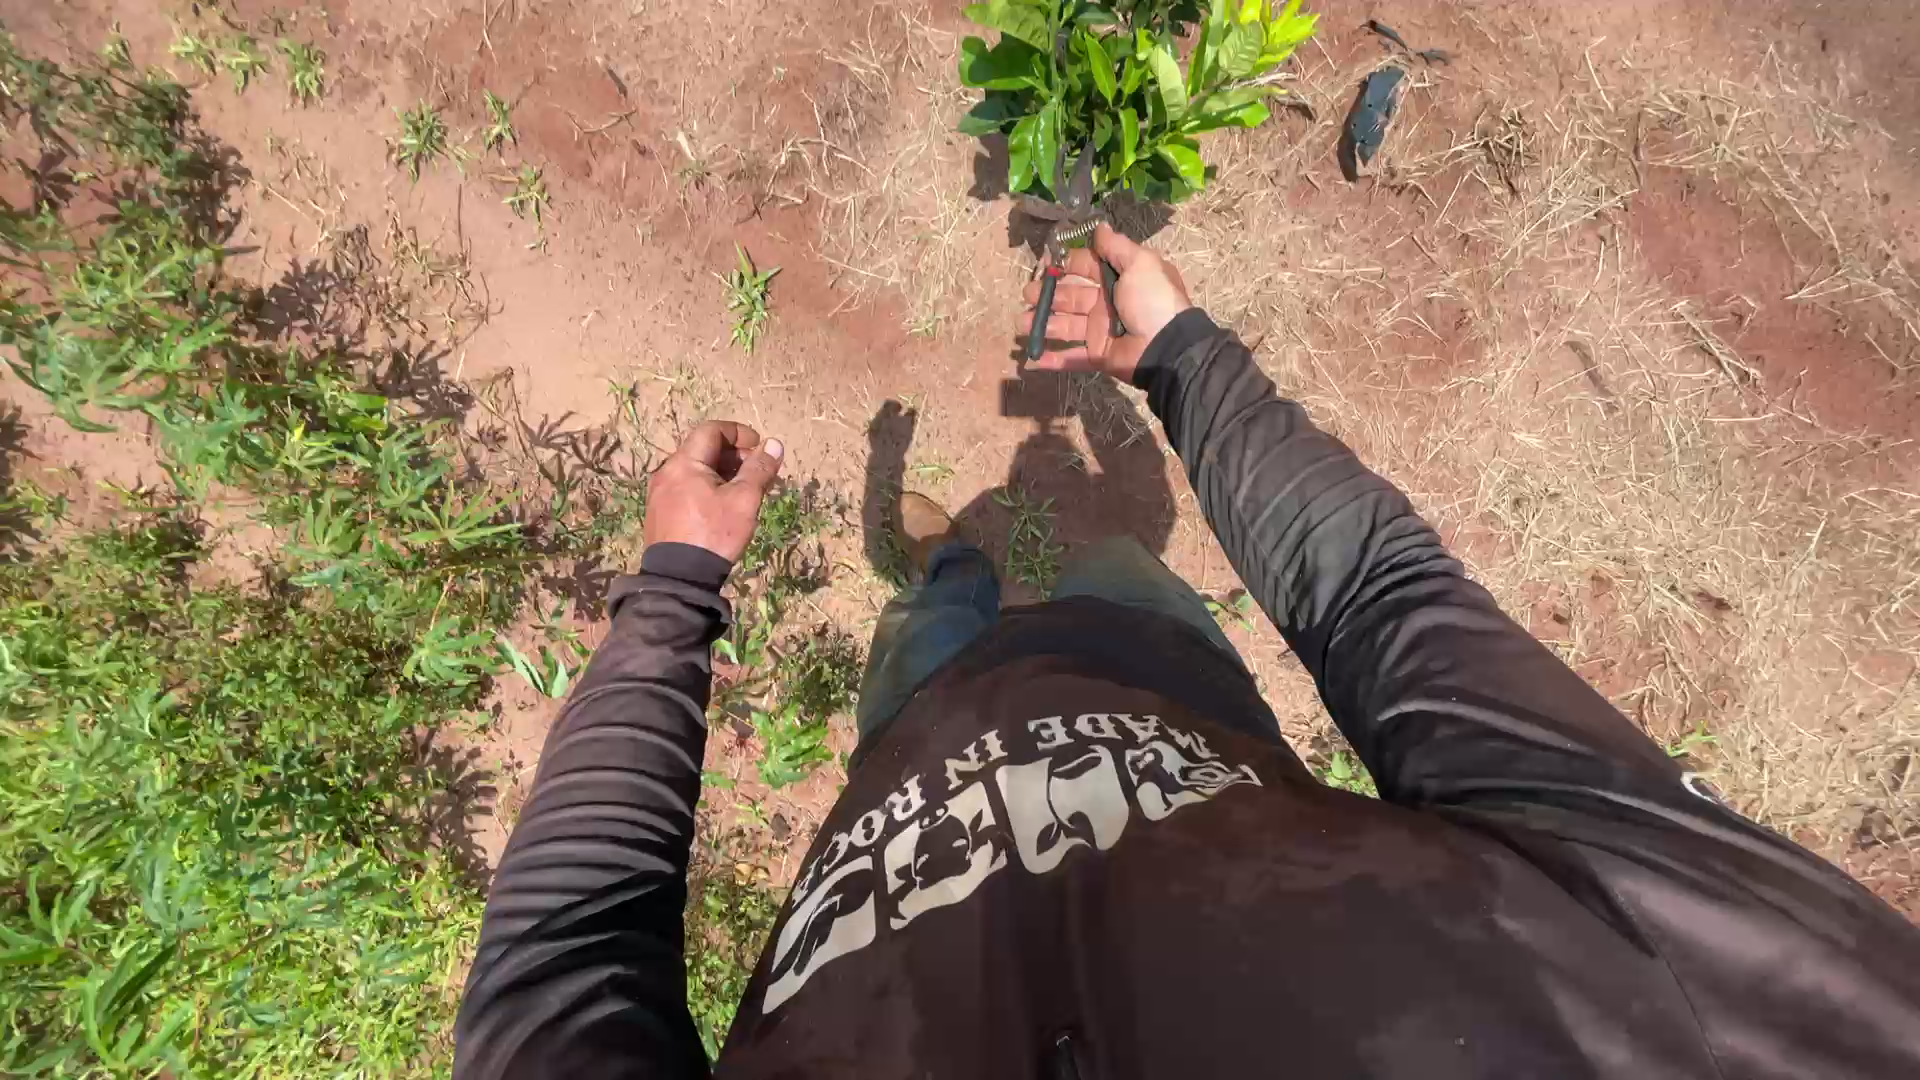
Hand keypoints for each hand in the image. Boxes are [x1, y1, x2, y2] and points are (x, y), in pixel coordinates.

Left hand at [643, 421, 785, 562]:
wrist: (680, 577)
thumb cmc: (715, 533)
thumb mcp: (744, 500)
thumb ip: (759, 469)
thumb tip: (774, 444)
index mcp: (685, 463)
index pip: (712, 430)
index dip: (739, 433)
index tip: (760, 448)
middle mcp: (667, 472)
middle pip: (704, 449)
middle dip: (735, 455)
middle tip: (758, 472)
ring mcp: (661, 493)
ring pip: (697, 470)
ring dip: (724, 473)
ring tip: (745, 492)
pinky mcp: (661, 512)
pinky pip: (688, 487)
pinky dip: (709, 487)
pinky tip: (724, 508)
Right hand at [1017, 224, 1192, 380]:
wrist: (1165, 345)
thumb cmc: (1152, 300)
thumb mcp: (1140, 264)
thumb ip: (1117, 247)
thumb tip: (1100, 227)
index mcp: (1117, 279)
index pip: (1085, 268)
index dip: (1065, 265)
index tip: (1045, 265)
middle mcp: (1106, 303)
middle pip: (1070, 297)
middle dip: (1047, 295)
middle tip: (1028, 295)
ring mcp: (1100, 331)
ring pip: (1065, 326)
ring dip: (1043, 324)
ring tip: (1021, 323)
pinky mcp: (1097, 356)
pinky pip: (1072, 357)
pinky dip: (1053, 359)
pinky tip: (1033, 359)